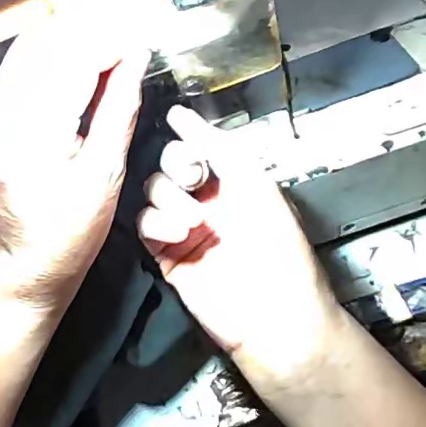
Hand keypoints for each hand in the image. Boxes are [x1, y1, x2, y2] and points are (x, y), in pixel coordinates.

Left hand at [0, 18, 148, 315]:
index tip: (140, 40)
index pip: (72, 64)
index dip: (110, 44)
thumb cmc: (71, 232)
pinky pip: (18, 70)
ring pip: (29, 51)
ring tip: (109, 51)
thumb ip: (119, 107)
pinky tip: (80, 67)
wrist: (23, 266)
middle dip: (92, 36)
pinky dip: (52, 60)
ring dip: (71, 43)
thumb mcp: (106, 173)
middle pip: (46, 48)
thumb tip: (136, 56)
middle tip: (128, 42)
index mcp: (28, 137)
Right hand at [136, 106, 351, 390]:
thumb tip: (182, 115)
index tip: (175, 126)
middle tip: (193, 179)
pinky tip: (178, 234)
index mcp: (231, 180)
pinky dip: (156, 224)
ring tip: (194, 220)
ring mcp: (185, 226)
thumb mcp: (255, 182)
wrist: (273, 311)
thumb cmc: (279, 248)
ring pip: (153, 193)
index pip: (194, 146)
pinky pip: (146, 226)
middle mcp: (206, 200)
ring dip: (168, 198)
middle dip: (176, 166)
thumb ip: (218, 146)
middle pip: (167, 165)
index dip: (186, 139)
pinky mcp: (168, 254)